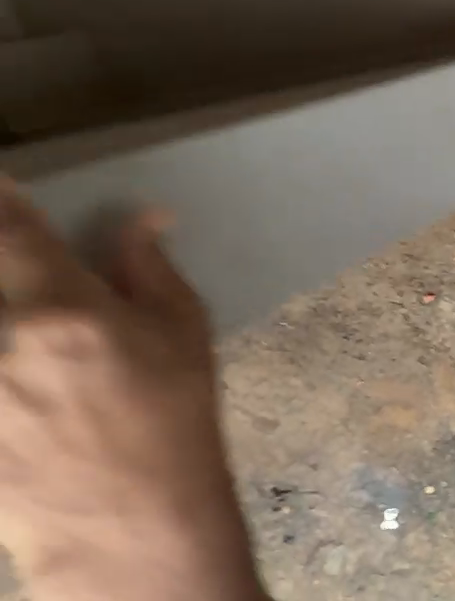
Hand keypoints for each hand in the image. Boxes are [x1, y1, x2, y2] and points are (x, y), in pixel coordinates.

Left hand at [0, 180, 262, 600]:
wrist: (121, 509)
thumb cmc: (172, 408)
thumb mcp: (183, 329)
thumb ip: (148, 270)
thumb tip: (141, 218)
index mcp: (62, 310)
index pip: (13, 232)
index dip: (2, 197)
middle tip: (14, 244)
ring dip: (5, 301)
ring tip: (34, 317)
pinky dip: (6, 347)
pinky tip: (22, 368)